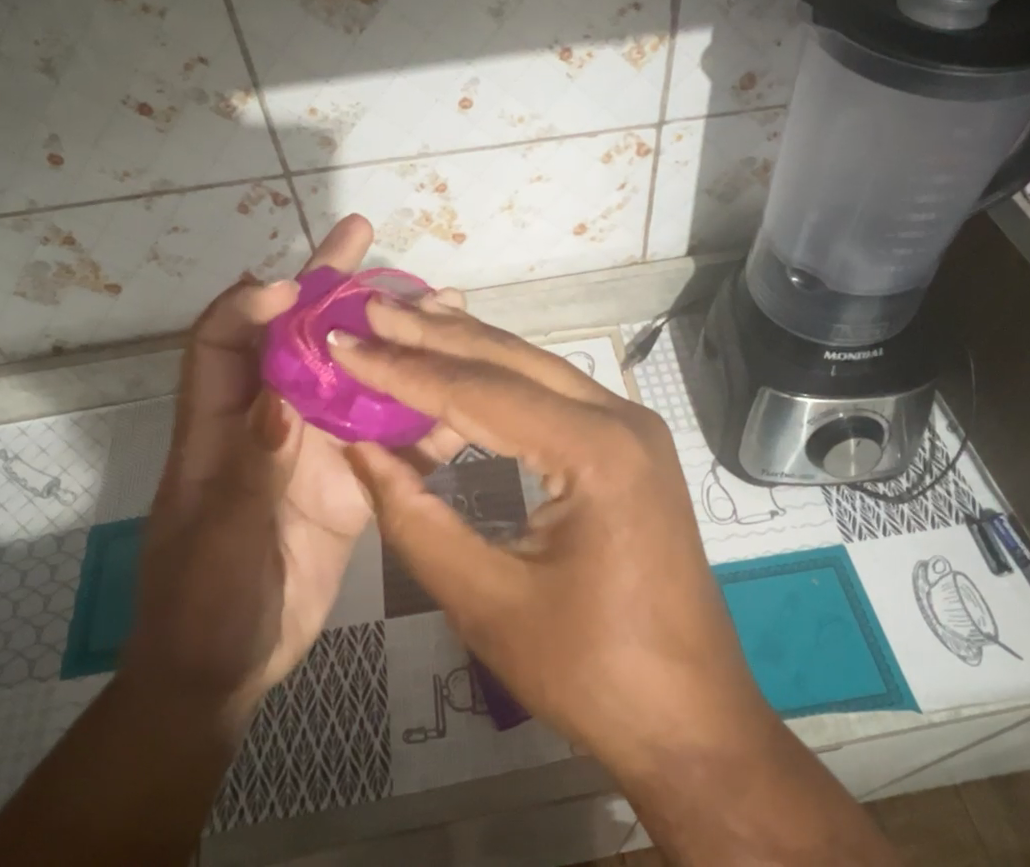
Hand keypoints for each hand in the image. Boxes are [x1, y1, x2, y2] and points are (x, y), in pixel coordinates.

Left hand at [119, 216, 462, 714]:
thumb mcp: (217, 535)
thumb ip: (250, 468)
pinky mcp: (349, 486)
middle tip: (364, 238)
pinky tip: (462, 391)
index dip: (254, 305)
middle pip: (296, 342)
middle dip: (327, 290)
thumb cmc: (200, 603)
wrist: (225, 670)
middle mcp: (266, 425)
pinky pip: (388, 439)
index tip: (300, 284)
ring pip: (352, 381)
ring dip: (388, 344)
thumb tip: (281, 397)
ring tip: (439, 306)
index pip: (223, 342)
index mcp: (215, 426)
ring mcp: (312, 454)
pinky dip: (421, 414)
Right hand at [330, 301, 773, 769]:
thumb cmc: (590, 672)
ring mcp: (635, 433)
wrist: (689, 721)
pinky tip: (464, 375)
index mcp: (595, 450)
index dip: (402, 369)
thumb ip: (416, 518)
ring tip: (405, 323)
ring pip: (538, 372)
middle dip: (436, 336)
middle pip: (513, 362)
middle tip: (369, 308)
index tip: (341, 342)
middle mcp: (622, 420)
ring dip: (470, 350)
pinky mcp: (633, 454)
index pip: (478, 390)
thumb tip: (359, 449)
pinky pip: (557, 401)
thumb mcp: (487, 600)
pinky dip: (503, 384)